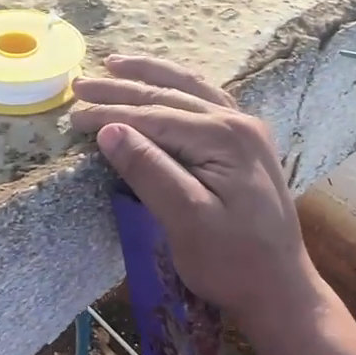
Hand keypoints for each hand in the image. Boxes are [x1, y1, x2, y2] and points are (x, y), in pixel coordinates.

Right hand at [70, 55, 319, 332]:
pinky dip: (178, 88)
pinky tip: (163, 84)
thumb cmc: (232, 262)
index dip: (111, 115)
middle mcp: (238, 122)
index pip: (154, 116)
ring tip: (116, 63)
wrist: (282, 291)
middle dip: (122, 88)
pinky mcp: (246, 144)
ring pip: (190, 89)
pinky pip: (206, 101)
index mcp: (225, 137)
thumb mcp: (186, 219)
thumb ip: (148, 170)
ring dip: (151, 76)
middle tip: (80, 83)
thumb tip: (109, 130)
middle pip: (170, 96)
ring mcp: (246, 131)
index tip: (73, 115)